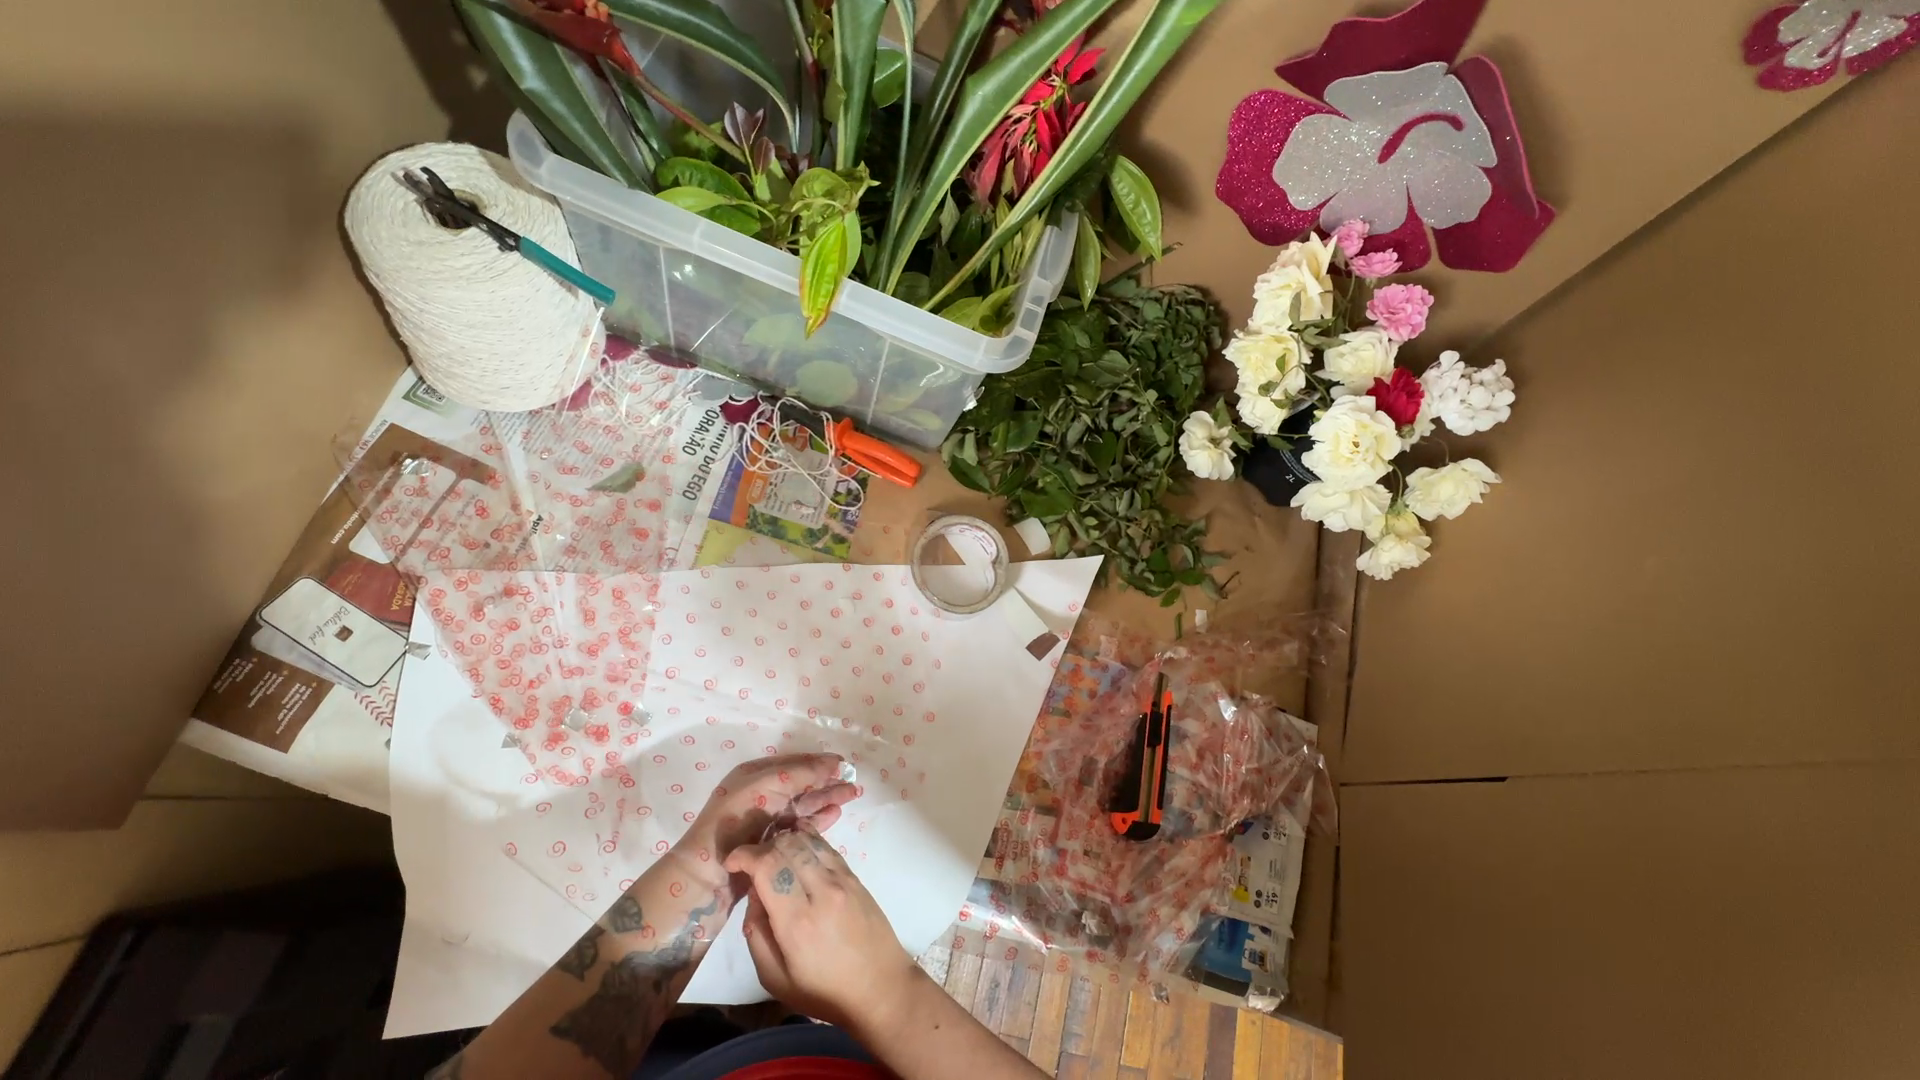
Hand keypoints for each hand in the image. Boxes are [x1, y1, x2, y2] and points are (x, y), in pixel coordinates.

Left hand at [673, 754, 858, 890]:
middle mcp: (760, 795)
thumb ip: (802, 772)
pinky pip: (799, 827)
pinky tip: (834, 816)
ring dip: (825, 800)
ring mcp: (765, 821)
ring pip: (803, 806)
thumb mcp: (768, 785)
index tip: (845, 764)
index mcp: (755, 775)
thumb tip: (835, 762)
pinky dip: (817, 820)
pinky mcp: (770, 845)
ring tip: (850, 798)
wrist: (706, 875)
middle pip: (801, 784)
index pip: (795, 763)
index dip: (820, 762)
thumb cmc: (735, 821)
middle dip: (827, 782)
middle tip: (855, 785)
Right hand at [724, 826, 921, 1030]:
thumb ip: (756, 933)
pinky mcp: (855, 877)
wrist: (880, 986)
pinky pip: (826, 847)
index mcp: (797, 921)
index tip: (732, 864)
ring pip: (807, 840)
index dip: (744, 856)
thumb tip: (754, 895)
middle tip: (750, 864)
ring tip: (772, 856)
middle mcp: (821, 892)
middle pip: (786, 845)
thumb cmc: (824, 991)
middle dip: (761, 848)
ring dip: (783, 841)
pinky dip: (806, 840)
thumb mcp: (775, 978)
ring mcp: (842, 880)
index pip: (767, 866)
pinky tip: (796, 847)